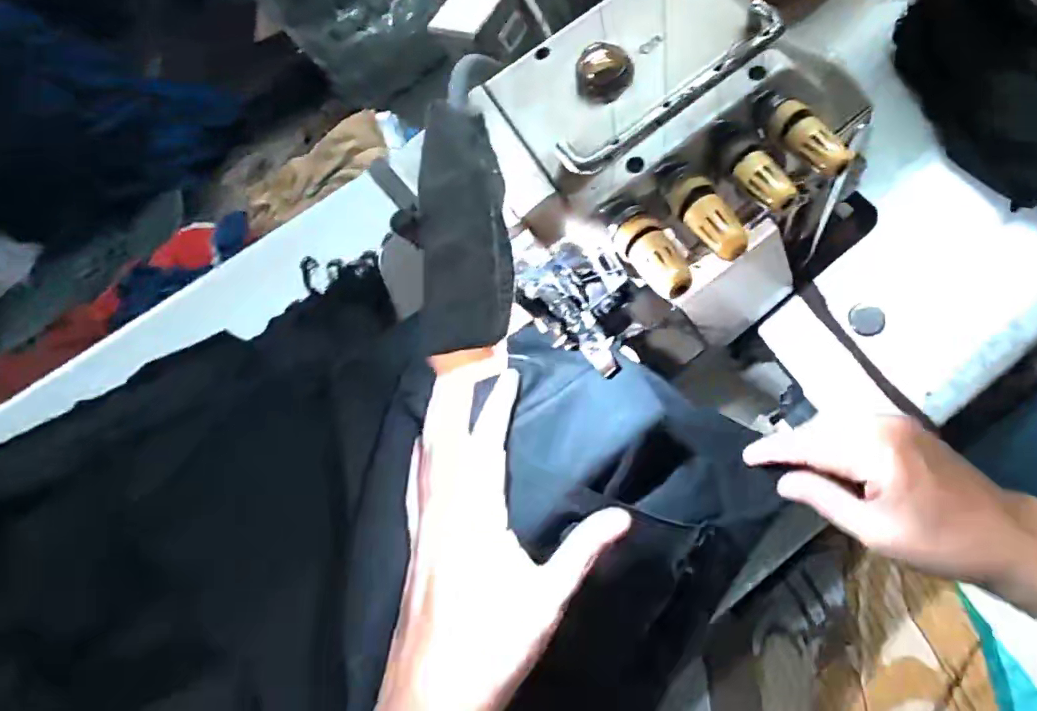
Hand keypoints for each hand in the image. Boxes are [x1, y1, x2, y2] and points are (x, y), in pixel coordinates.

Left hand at [376, 362, 630, 710]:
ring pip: (426, 457)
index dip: (496, 405)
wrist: (428, 698)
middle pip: (446, 438)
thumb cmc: (489, 646)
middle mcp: (444, 511)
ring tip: (446, 386)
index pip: (486, 445)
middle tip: (469, 359)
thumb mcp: (545, 600)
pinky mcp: (414, 546)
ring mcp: (424, 528)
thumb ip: (582, 551)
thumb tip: (623, 516)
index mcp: (476, 516)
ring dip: (438, 416)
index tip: (508, 373)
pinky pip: (414, 484)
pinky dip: (419, 453)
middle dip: (457, 394)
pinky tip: (419, 447)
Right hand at [743, 414, 1036, 589]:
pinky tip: (826, 454)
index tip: (746, 455)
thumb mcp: (876, 532)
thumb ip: (826, 499)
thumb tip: (785, 481)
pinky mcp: (905, 426)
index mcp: (875, 448)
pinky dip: (834, 437)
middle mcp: (882, 422)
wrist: (1003, 532)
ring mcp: (896, 420)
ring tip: (787, 458)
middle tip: (762, 459)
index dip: (777, 449)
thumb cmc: (939, 542)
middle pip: (822, 426)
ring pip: (837, 422)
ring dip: (812, 439)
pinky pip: (856, 424)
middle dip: (791, 442)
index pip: (812, 443)